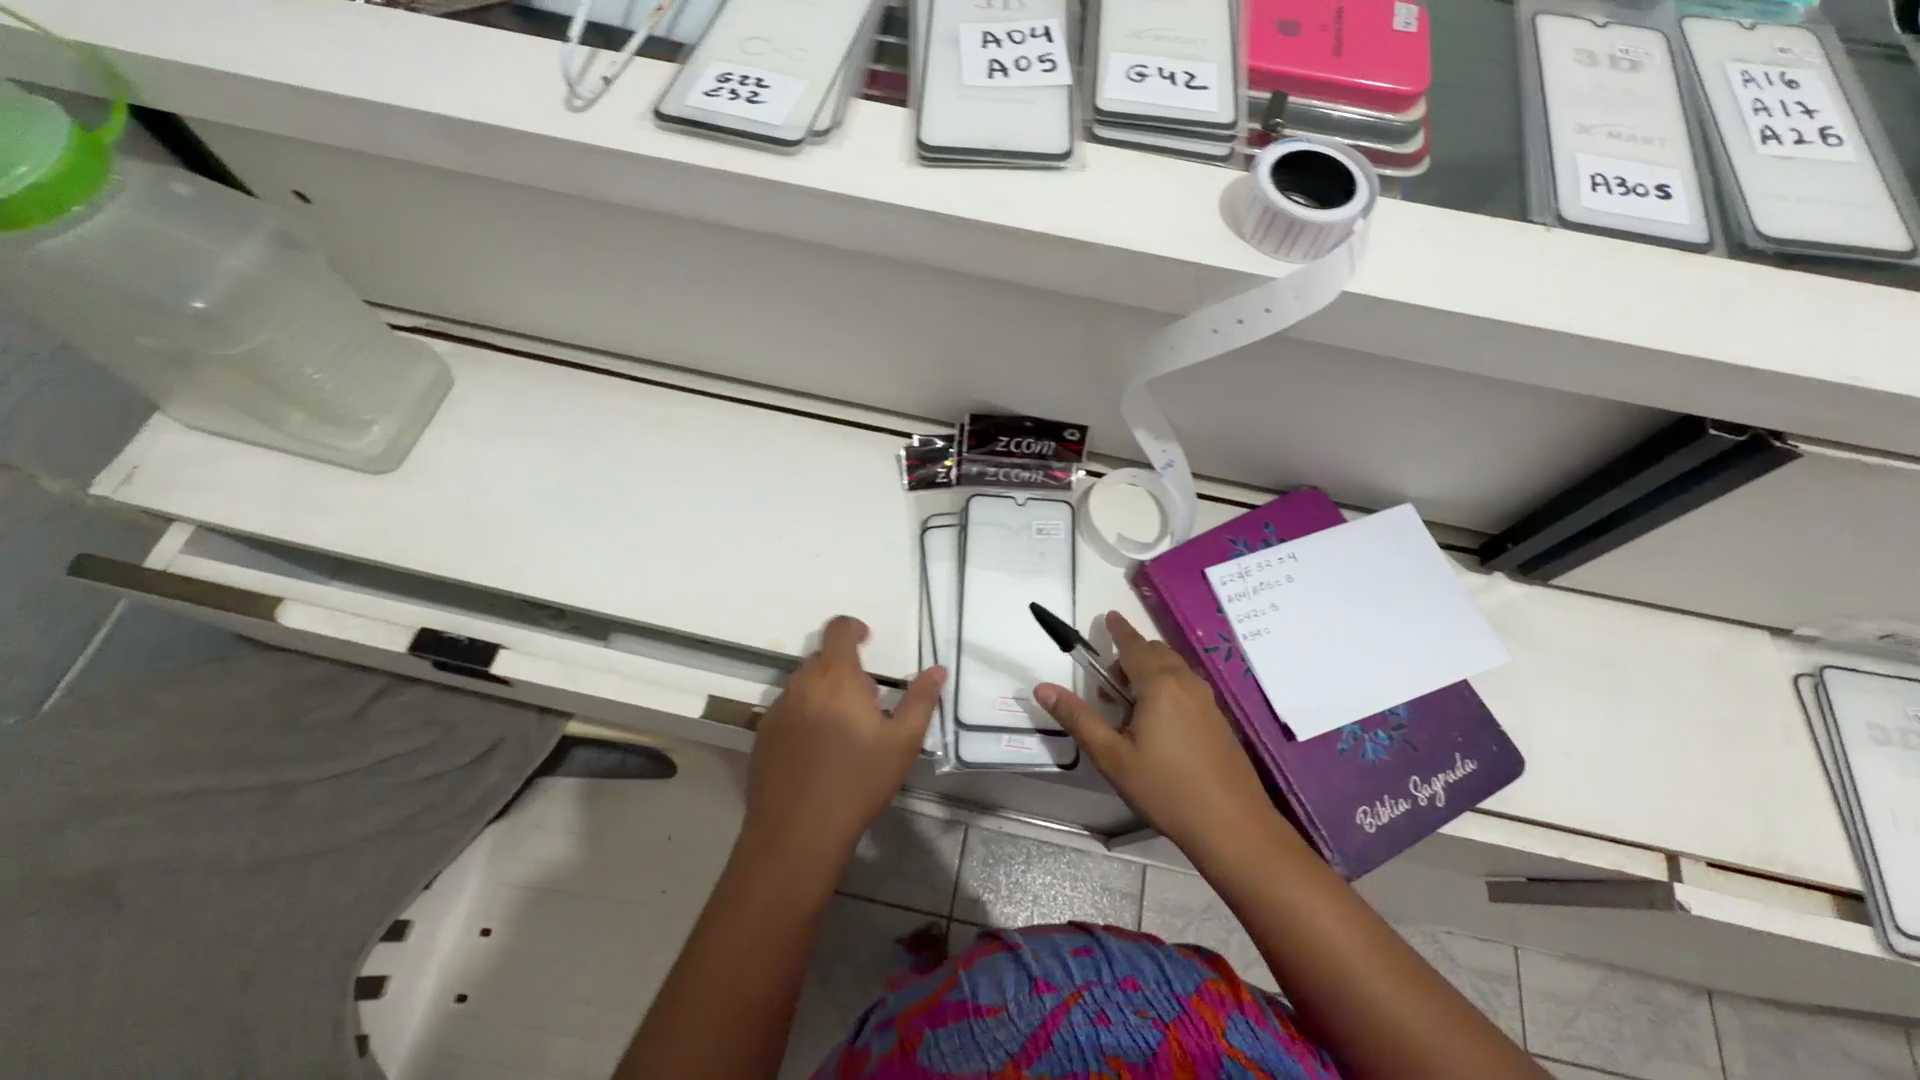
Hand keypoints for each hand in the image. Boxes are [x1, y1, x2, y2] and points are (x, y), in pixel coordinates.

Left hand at [744, 616, 944, 863]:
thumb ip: (921, 700)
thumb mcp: (902, 743)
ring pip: (803, 687)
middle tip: (866, 705)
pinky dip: (804, 719)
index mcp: (835, 678)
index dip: (853, 628)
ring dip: (823, 695)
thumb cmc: (858, 782)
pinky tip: (817, 754)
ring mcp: (776, 711)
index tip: (867, 640)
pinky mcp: (761, 736)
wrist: (798, 831)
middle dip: (844, 671)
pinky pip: (787, 713)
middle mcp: (800, 685)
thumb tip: (936, 670)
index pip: (838, 630)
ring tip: (842, 734)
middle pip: (821, 660)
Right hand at [1036, 612, 1288, 863]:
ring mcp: (1208, 702)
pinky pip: (1188, 688)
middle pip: (1157, 653)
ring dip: (1150, 672)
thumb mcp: (1112, 757)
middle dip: (1131, 655)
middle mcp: (1187, 684)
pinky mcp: (1219, 721)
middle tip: (1107, 683)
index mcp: (1159, 685)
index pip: (1134, 645)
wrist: (1231, 824)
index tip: (1109, 616)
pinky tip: (1159, 725)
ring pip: (1175, 670)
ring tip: (1129, 705)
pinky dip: (1168, 688)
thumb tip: (1043, 688)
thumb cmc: (1165, 789)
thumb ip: (1078, 718)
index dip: (1119, 630)